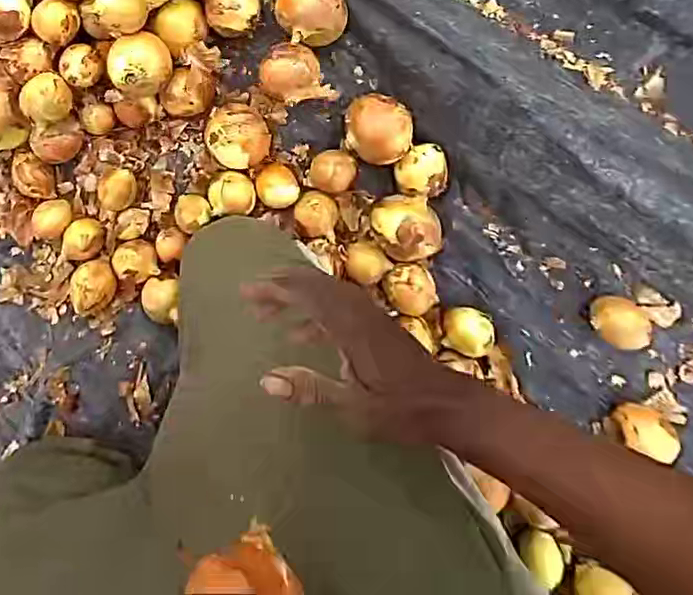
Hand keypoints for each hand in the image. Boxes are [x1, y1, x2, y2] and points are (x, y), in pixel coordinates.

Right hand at [241, 267, 474, 446]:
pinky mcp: (373, 323)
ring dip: (294, 296)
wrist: (446, 403)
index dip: (273, 289)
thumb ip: (310, 390)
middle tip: (251, 295)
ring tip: (267, 311)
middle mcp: (356, 310)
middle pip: (312, 284)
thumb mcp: (353, 406)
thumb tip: (265, 381)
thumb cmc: (401, 408)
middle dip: (280, 286)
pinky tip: (299, 333)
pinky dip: (312, 311)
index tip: (246, 292)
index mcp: (348, 324)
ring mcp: (366, 314)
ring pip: (323, 292)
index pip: (304, 293)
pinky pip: (334, 305)